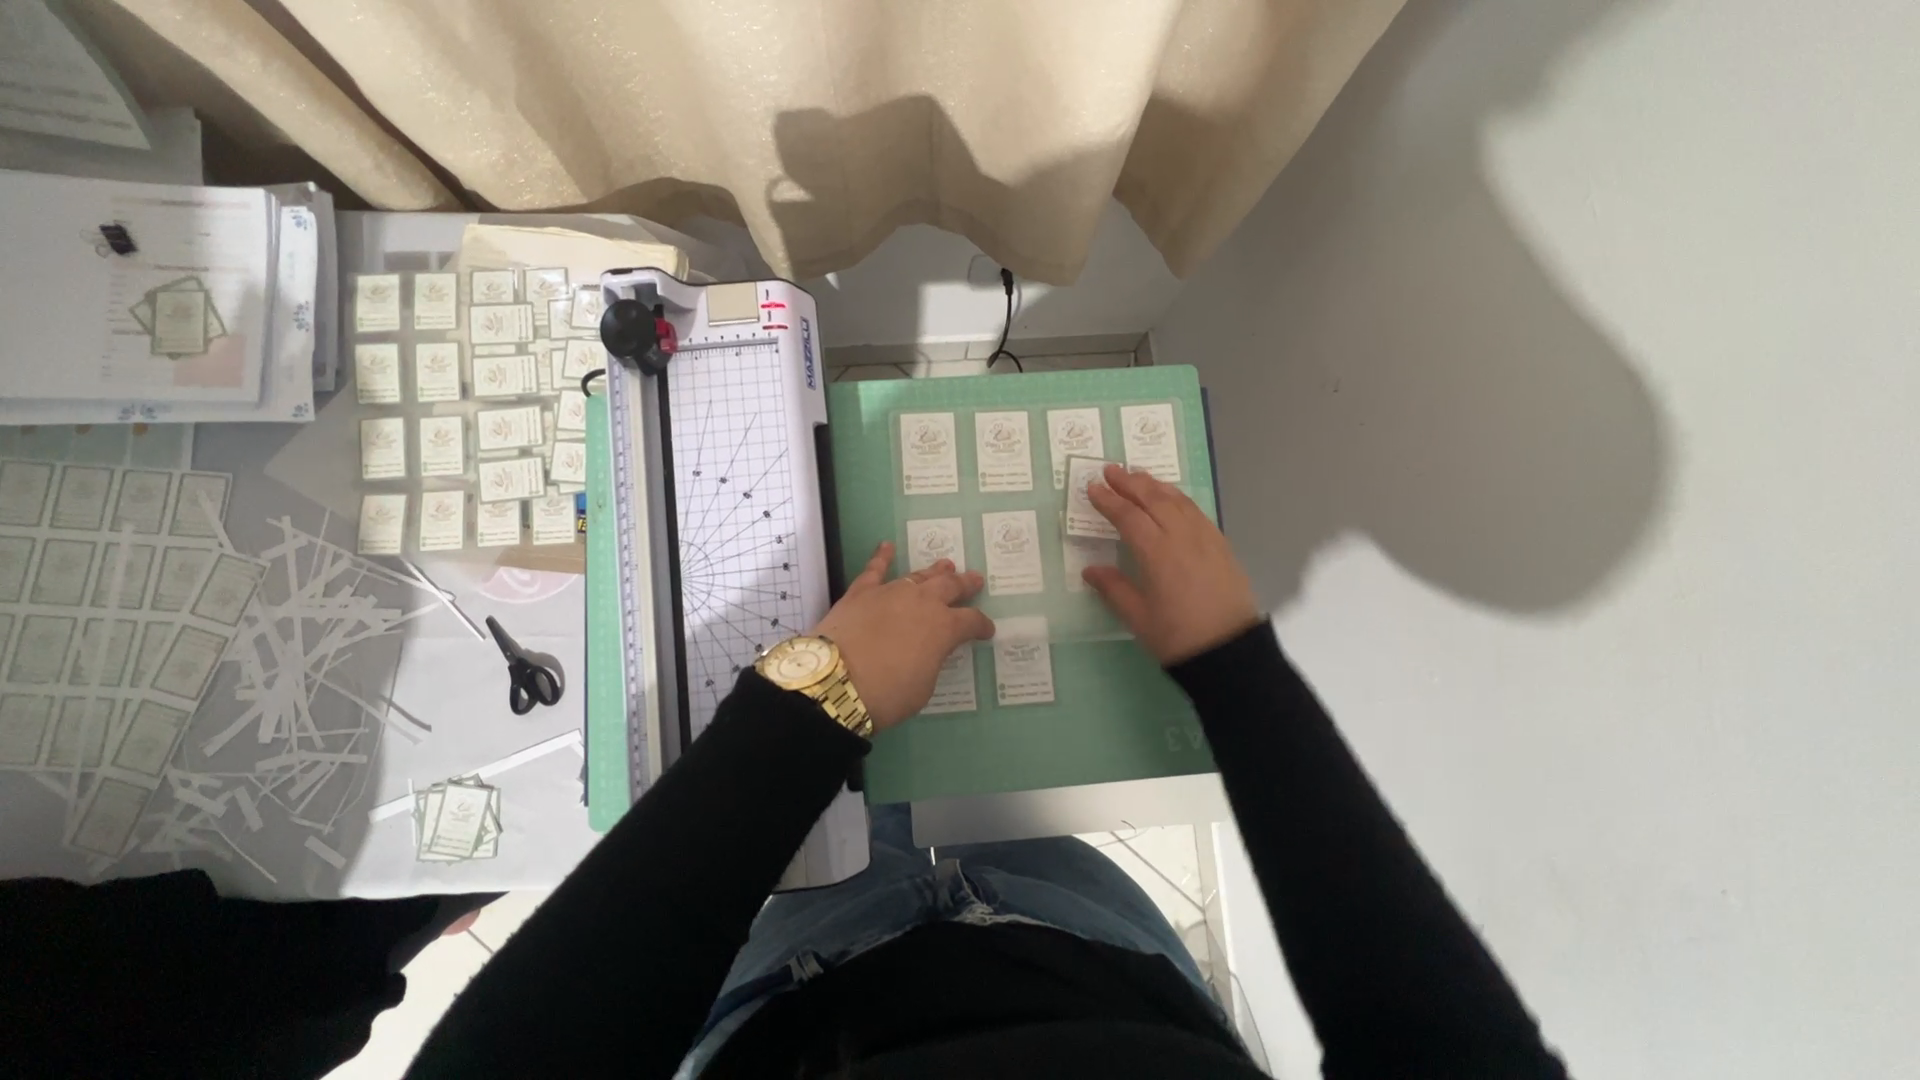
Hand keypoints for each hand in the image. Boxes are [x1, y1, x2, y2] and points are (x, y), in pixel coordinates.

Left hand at [812, 542, 995, 730]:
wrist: (836, 682)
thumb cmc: (888, 693)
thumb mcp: (924, 685)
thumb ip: (932, 660)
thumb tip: (929, 649)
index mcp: (944, 627)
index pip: (971, 621)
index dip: (981, 625)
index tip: (987, 630)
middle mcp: (922, 602)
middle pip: (950, 587)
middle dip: (965, 584)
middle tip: (975, 580)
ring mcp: (891, 592)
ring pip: (918, 576)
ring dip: (934, 571)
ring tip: (946, 565)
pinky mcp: (861, 592)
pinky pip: (874, 569)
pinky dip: (882, 557)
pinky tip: (887, 546)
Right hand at [1083, 464, 1261, 664]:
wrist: (1229, 652)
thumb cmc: (1177, 638)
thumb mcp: (1138, 618)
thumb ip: (1114, 588)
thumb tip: (1091, 570)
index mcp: (1157, 553)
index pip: (1128, 517)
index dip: (1109, 501)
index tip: (1093, 488)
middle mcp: (1182, 537)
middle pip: (1154, 499)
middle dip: (1130, 482)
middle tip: (1111, 470)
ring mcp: (1205, 538)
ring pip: (1178, 501)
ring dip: (1155, 485)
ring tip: (1138, 476)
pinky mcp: (1221, 546)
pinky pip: (1196, 511)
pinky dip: (1178, 498)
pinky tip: (1171, 499)